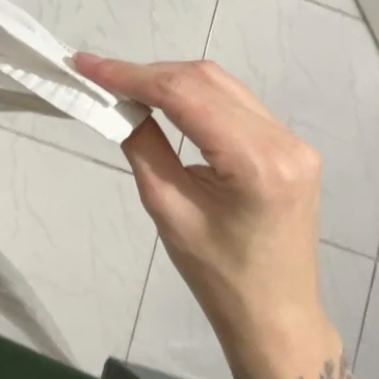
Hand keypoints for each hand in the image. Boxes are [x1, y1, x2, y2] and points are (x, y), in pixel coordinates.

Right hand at [72, 54, 330, 354]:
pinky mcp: (289, 145)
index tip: (86, 65)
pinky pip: (233, 100)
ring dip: (168, 79)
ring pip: (219, 83)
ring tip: (125, 88)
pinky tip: (163, 101)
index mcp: (256, 163)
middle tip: (99, 78)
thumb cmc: (215, 272)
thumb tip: (115, 101)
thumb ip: (141, 144)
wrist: (274, 313)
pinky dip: (192, 93)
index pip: (184, 95)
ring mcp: (293, 141)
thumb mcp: (166, 206)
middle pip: (203, 80)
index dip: (130, 74)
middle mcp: (283, 142)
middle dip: (146, 73)